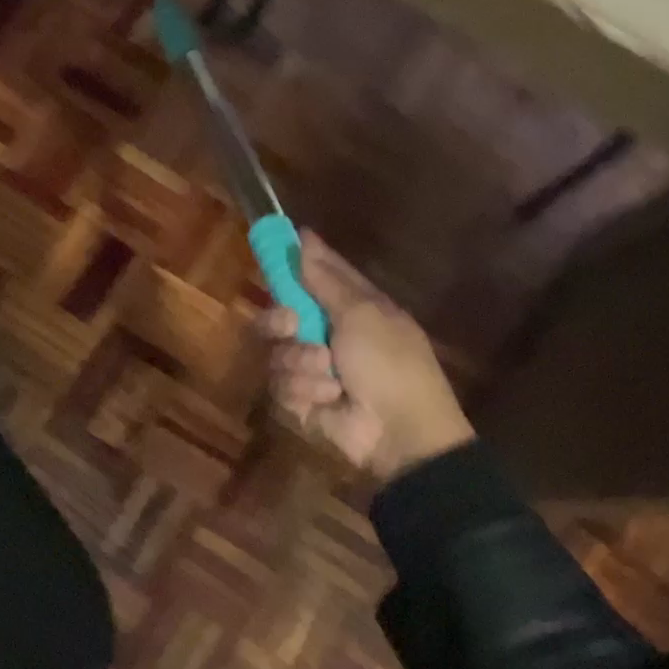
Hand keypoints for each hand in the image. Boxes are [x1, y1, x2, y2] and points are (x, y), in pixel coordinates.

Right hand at [259, 232, 474, 481]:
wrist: (397, 430)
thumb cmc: (389, 364)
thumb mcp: (363, 314)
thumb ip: (325, 281)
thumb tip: (304, 238)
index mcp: (352, 305)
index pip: (317, 273)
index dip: (297, 259)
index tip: (271, 242)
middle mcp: (327, 332)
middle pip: (280, 313)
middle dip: (280, 319)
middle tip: (291, 324)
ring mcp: (311, 367)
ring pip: (276, 352)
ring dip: (301, 363)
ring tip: (328, 376)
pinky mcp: (299, 400)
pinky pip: (280, 385)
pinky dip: (304, 390)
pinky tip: (327, 398)